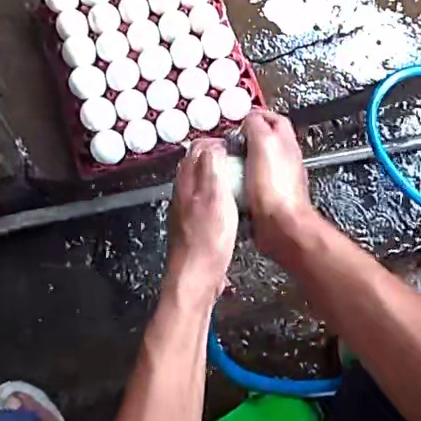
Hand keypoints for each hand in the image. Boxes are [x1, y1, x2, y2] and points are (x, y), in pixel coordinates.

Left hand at [165, 138, 236, 306]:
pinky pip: (206, 205)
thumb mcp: (215, 196)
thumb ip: (212, 168)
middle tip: (236, 159)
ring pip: (201, 185)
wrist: (195, 278)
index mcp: (187, 182)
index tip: (233, 145)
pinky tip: (231, 209)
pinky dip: (219, 200)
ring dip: (217, 178)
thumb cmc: (206, 241)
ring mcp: (187, 213)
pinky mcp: (194, 229)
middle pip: (196, 166)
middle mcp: (183, 195)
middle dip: (216, 158)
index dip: (215, 142)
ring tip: (237, 180)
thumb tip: (213, 145)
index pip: (196, 149)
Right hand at [241, 111, 316, 259]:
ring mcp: (277, 179)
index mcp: (285, 142)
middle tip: (230, 141)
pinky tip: (231, 184)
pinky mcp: (268, 197)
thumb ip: (256, 125)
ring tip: (227, 161)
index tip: (239, 120)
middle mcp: (284, 159)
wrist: (280, 225)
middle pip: (265, 140)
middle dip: (246, 139)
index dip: (255, 116)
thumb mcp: (263, 143)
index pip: (273, 118)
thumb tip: (249, 119)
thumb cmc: (276, 189)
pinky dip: (240, 182)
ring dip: (241, 161)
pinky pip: (251, 183)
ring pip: (257, 162)